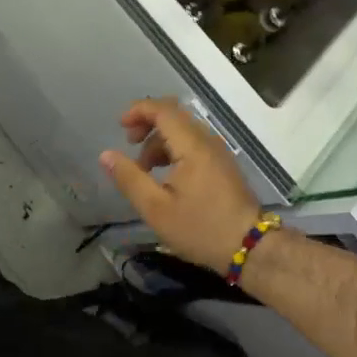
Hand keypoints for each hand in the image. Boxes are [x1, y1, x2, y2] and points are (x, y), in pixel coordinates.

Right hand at [99, 97, 261, 273]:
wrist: (250, 247)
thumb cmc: (201, 228)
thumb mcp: (157, 209)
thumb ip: (129, 178)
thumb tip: (106, 155)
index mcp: (191, 145)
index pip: (163, 109)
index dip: (138, 110)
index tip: (120, 126)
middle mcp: (207, 140)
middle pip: (173, 114)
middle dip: (147, 123)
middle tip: (129, 143)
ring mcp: (218, 151)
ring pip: (183, 129)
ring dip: (160, 139)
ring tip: (144, 168)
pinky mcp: (223, 164)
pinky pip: (194, 142)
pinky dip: (174, 148)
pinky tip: (166, 175)